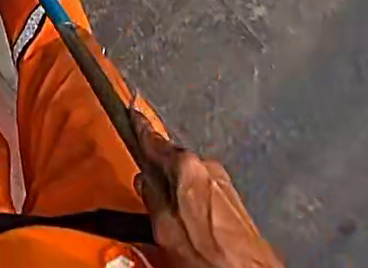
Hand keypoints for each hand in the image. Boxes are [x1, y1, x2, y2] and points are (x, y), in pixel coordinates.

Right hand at [133, 112, 283, 267]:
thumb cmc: (209, 257)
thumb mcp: (165, 230)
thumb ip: (151, 199)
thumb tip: (145, 183)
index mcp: (186, 166)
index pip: (155, 141)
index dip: (140, 128)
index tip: (133, 115)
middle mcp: (206, 165)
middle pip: (173, 160)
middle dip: (161, 171)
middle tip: (147, 189)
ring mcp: (223, 181)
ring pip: (190, 177)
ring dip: (179, 189)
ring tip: (172, 217)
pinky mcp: (234, 199)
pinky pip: (205, 190)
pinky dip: (194, 200)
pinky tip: (192, 223)